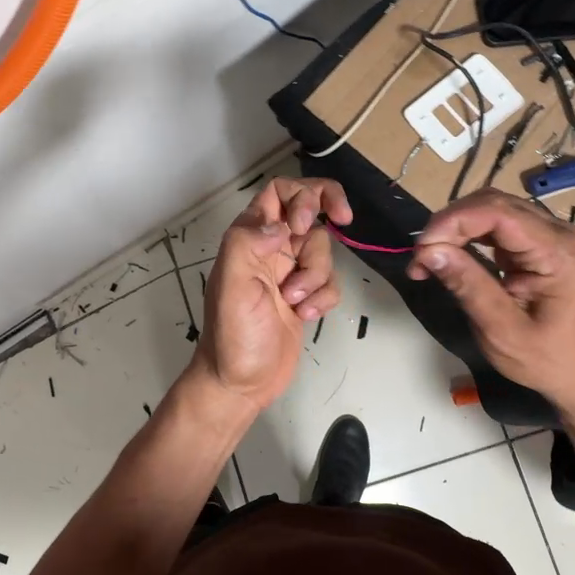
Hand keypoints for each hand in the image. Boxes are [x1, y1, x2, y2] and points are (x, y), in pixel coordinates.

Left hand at [191, 178, 350, 411]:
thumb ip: (249, 242)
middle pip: (310, 213)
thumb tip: (282, 223)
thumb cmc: (232, 334)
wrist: (241, 382)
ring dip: (317, 275)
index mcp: (249, 237)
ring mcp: (289, 274)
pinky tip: (306, 316)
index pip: (278, 192)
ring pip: (323, 251)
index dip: (303, 194)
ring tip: (295, 302)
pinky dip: (324, 298)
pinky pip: (329, 283)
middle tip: (341, 221)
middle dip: (327, 216)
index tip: (312, 219)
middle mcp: (270, 249)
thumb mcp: (232, 283)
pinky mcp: (305, 298)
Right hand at [406, 190, 574, 406]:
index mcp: (557, 253)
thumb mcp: (501, 330)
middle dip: (449, 224)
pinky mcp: (539, 242)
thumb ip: (468, 286)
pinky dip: (467, 235)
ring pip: (491, 208)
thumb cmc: (546, 359)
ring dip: (454, 228)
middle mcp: (559, 232)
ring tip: (430, 260)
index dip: (452, 222)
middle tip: (421, 259)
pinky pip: (497, 223)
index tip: (421, 252)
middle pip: (492, 204)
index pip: (497, 212)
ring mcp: (550, 235)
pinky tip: (450, 256)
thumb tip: (429, 251)